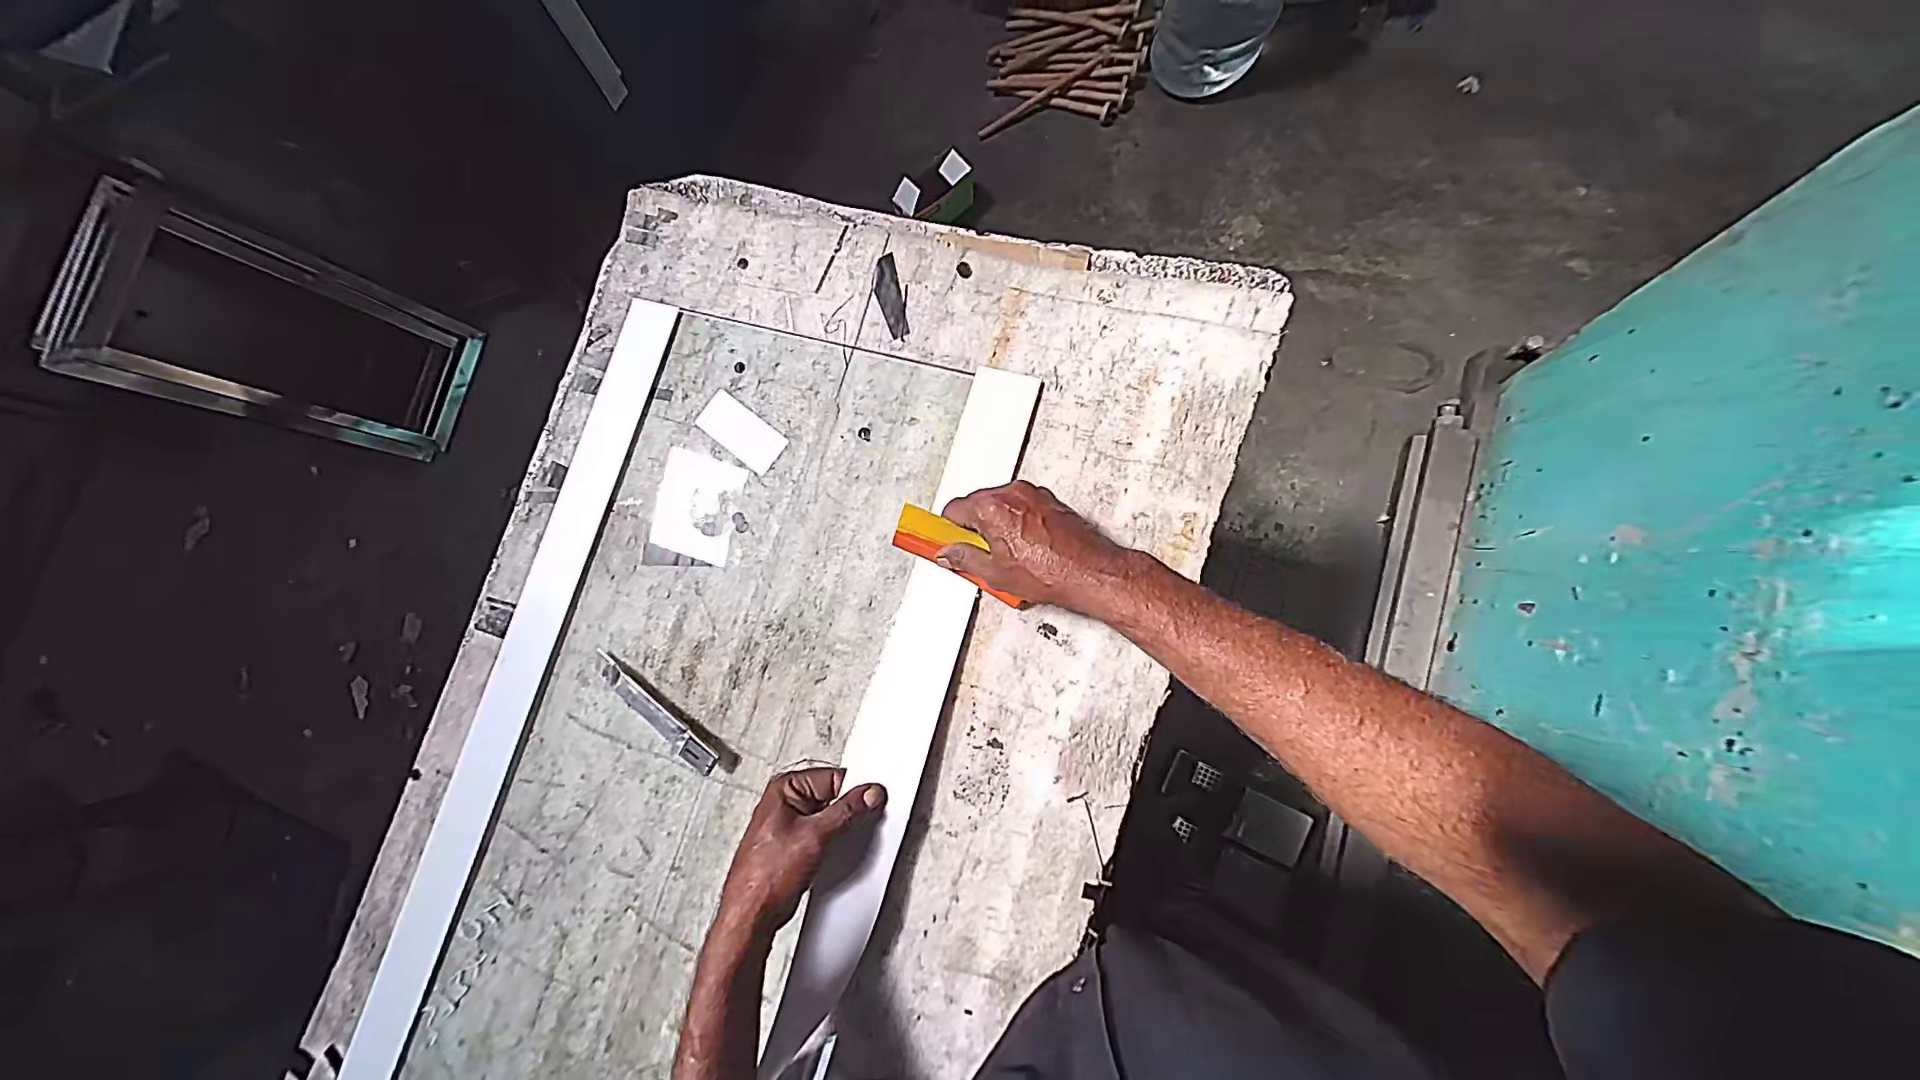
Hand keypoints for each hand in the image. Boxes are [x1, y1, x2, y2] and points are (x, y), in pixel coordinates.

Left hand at [717, 767, 885, 937]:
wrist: (751, 917)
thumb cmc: (763, 877)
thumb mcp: (815, 836)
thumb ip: (847, 812)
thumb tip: (868, 795)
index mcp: (784, 788)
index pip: (833, 777)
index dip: (854, 790)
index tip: (870, 801)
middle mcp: (785, 802)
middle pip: (832, 797)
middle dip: (846, 812)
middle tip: (853, 825)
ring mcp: (790, 824)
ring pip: (830, 818)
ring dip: (839, 830)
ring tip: (834, 845)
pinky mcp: (796, 844)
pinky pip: (824, 834)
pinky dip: (833, 843)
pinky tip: (831, 855)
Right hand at [937, 481, 1137, 614]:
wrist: (1090, 573)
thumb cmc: (1051, 573)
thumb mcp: (995, 573)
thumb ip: (964, 559)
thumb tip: (950, 554)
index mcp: (992, 508)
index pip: (953, 510)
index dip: (947, 529)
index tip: (944, 539)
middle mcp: (1012, 493)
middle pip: (977, 505)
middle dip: (974, 528)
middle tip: (977, 554)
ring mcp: (1033, 494)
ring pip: (1000, 505)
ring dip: (996, 525)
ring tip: (1006, 556)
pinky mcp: (1049, 500)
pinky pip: (1021, 507)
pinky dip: (1017, 523)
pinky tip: (1024, 549)